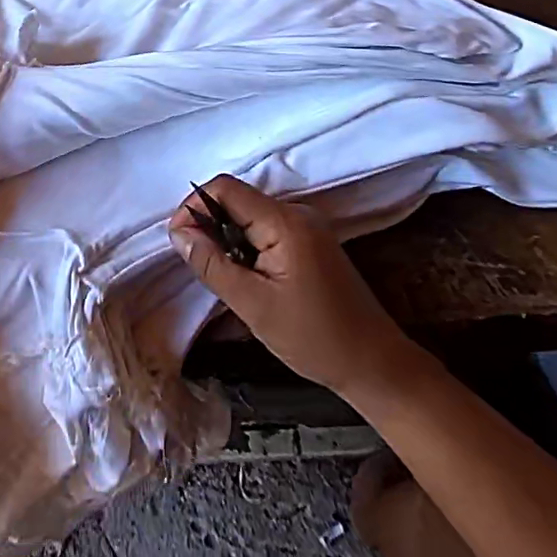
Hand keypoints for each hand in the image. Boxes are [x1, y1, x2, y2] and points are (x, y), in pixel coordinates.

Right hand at [168, 174, 421, 398]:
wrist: (378, 367)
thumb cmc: (316, 338)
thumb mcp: (253, 305)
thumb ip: (212, 264)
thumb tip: (178, 233)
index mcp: (285, 222)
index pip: (224, 188)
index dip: (194, 206)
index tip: (180, 239)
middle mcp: (298, 214)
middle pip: (236, 199)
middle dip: (208, 225)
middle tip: (197, 262)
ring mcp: (307, 227)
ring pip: (247, 215)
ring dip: (225, 238)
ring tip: (219, 274)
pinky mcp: (310, 242)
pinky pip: (263, 229)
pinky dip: (244, 247)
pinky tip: (244, 278)